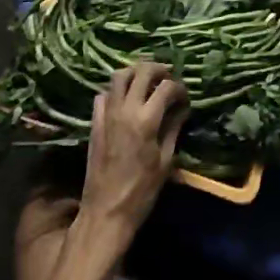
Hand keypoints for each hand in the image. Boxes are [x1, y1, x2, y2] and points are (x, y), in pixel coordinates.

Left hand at [77, 62, 188, 245]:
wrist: (107, 209)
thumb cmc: (142, 191)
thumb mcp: (165, 161)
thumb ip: (173, 129)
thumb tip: (182, 108)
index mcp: (146, 120)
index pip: (166, 88)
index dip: (179, 87)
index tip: (184, 95)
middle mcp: (125, 109)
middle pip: (141, 72)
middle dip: (157, 69)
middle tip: (168, 75)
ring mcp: (107, 113)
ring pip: (118, 76)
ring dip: (134, 72)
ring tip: (146, 79)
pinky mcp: (94, 121)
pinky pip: (104, 94)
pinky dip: (116, 90)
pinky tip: (124, 98)